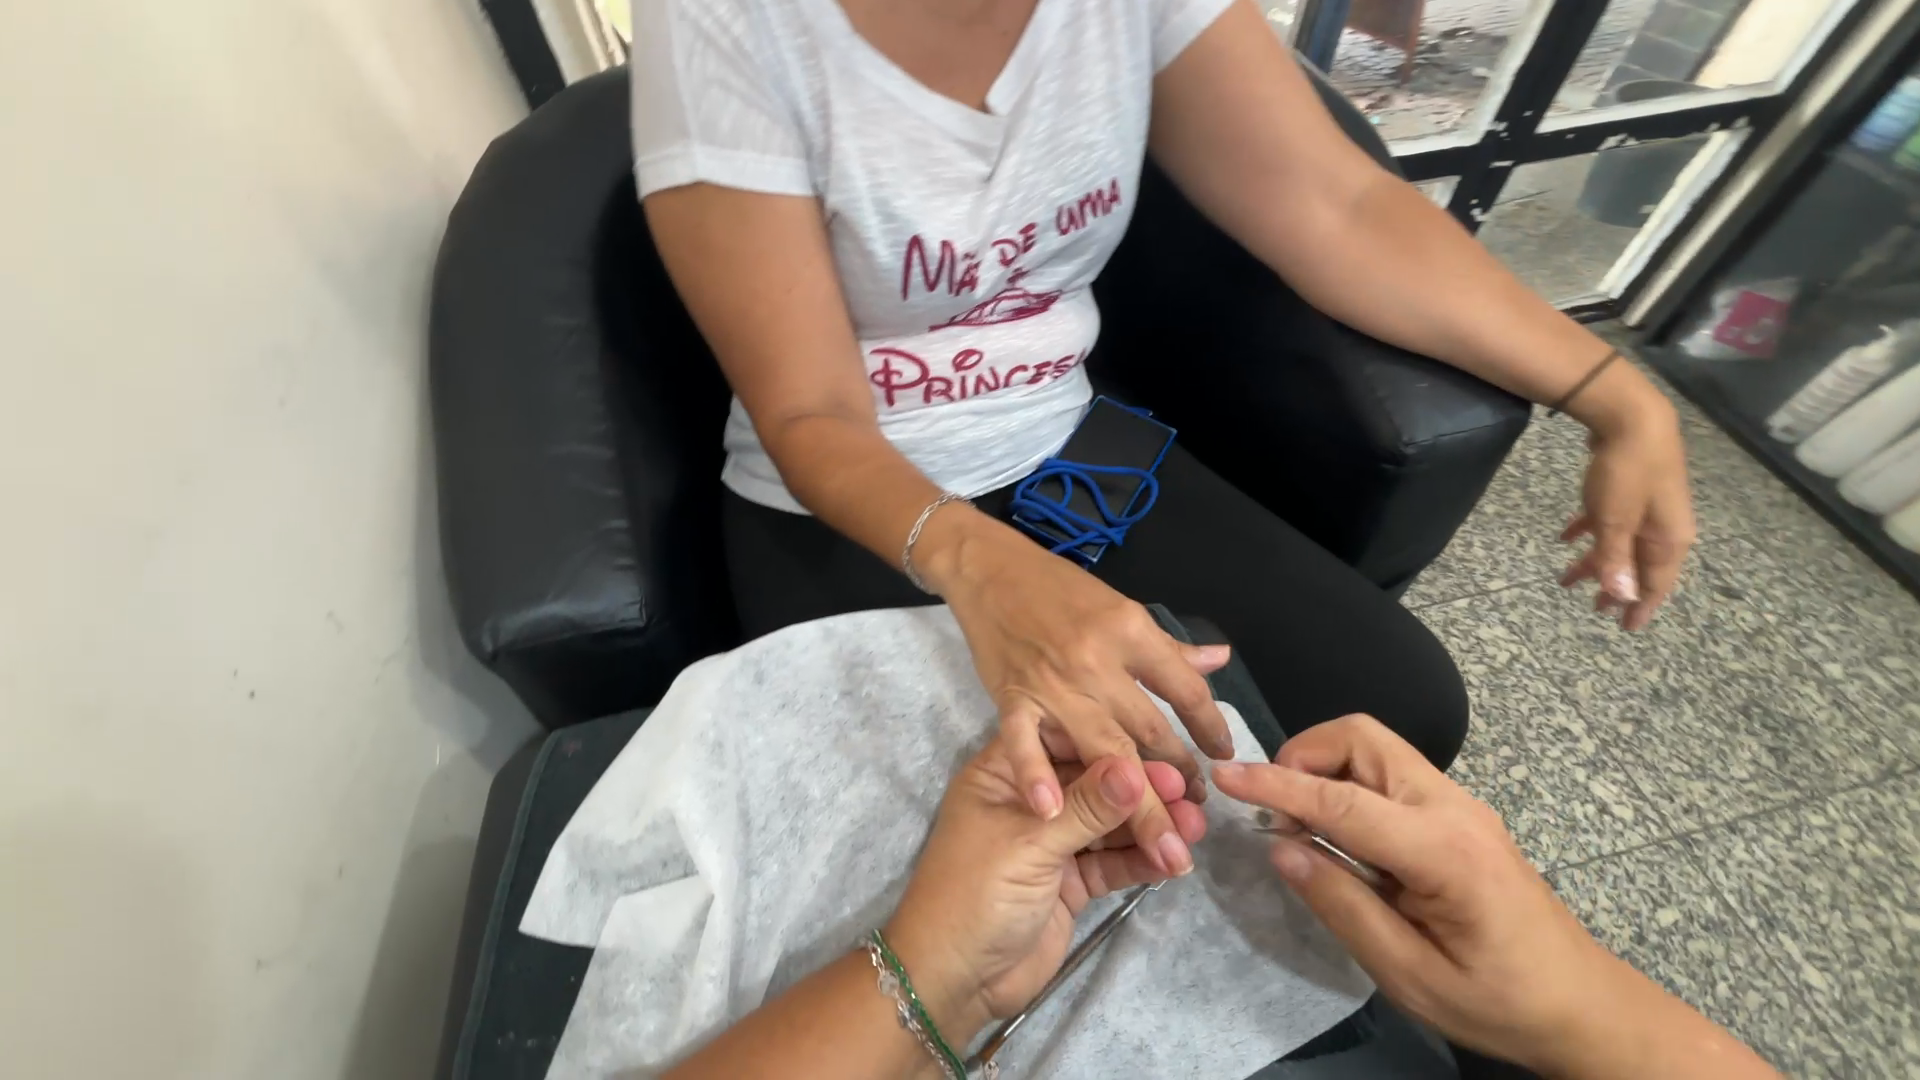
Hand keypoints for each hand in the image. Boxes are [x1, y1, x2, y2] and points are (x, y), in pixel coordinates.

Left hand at [883, 738, 1208, 1038]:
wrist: (954, 980)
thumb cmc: (976, 892)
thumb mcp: (1030, 843)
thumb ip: (1086, 807)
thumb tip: (1136, 768)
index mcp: (1004, 773)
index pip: (1063, 743)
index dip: (1110, 744)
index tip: (1159, 749)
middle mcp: (1031, 800)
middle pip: (1092, 784)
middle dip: (1139, 790)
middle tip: (1189, 792)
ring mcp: (1050, 841)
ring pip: (1106, 825)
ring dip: (1148, 827)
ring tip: (1194, 828)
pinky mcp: (1068, 880)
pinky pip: (1109, 862)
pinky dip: (1139, 861)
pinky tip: (1172, 861)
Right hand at [919, 516, 1233, 877]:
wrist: (989, 569)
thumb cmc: (1057, 587)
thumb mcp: (1118, 608)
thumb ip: (1168, 646)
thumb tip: (1219, 661)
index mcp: (1129, 630)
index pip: (1184, 689)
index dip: (1210, 727)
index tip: (1223, 756)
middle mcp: (1097, 660)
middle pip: (1150, 731)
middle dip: (1180, 779)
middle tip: (1197, 817)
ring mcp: (1052, 682)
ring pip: (1103, 750)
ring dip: (1137, 802)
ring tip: (1163, 841)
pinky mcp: (1011, 696)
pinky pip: (1026, 742)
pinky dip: (1038, 775)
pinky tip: (1052, 811)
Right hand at [1210, 715, 1628, 1071]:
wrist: (1588, 1008)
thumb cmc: (1499, 1002)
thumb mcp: (1410, 975)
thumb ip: (1341, 906)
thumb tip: (1281, 847)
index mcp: (1443, 852)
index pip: (1340, 800)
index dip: (1275, 785)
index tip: (1223, 775)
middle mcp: (1450, 806)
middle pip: (1359, 737)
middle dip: (1302, 755)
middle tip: (1276, 809)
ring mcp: (1456, 801)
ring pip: (1370, 744)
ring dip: (1321, 765)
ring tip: (1301, 820)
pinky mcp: (1453, 808)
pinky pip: (1384, 768)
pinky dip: (1343, 780)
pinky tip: (1337, 829)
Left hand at [1561, 395, 1696, 629]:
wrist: (1632, 421)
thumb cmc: (1625, 473)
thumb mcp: (1615, 520)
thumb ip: (1615, 558)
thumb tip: (1623, 596)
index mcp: (1667, 539)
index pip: (1656, 583)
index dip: (1640, 606)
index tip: (1626, 627)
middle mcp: (1663, 528)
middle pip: (1637, 567)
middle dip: (1615, 589)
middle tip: (1593, 609)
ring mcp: (1647, 509)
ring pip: (1619, 545)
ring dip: (1595, 563)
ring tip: (1568, 580)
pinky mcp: (1628, 493)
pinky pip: (1608, 523)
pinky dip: (1588, 533)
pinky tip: (1566, 538)